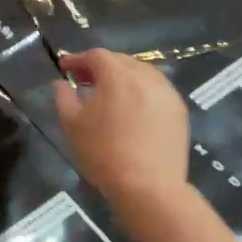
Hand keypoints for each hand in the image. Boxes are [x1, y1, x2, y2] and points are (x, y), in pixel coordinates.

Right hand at [51, 49, 190, 206]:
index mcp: (118, 77)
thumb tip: (62, 83)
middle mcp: (147, 78)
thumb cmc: (102, 152)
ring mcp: (168, 93)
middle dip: (100, 66)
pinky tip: (129, 108)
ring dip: (122, 76)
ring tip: (106, 94)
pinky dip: (139, 90)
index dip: (78, 58)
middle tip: (82, 80)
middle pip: (122, 60)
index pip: (97, 55)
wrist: (148, 185)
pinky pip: (156, 89)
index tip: (63, 67)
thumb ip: (63, 97)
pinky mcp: (179, 111)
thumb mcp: (71, 124)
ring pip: (142, 73)